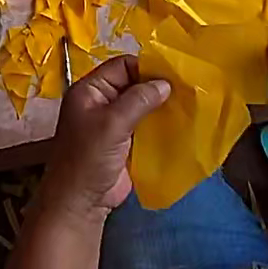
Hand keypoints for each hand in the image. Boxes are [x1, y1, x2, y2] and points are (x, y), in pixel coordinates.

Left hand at [44, 54, 170, 219]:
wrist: (80, 203)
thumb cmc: (89, 158)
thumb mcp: (113, 123)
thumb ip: (139, 99)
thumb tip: (166, 83)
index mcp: (90, 90)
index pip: (122, 65)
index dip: (145, 66)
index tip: (172, 72)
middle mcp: (101, 101)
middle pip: (133, 83)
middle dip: (157, 85)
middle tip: (185, 85)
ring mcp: (113, 122)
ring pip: (142, 103)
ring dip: (161, 103)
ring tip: (187, 101)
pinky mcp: (125, 140)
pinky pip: (145, 122)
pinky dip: (160, 120)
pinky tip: (179, 120)